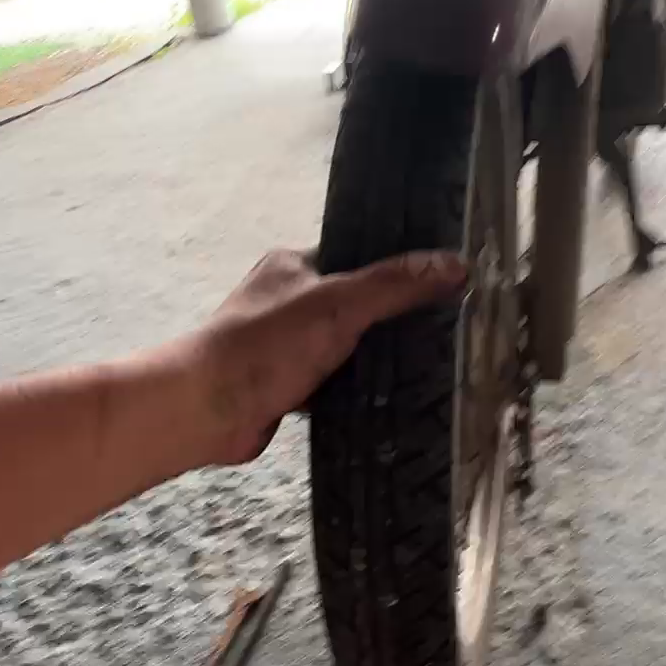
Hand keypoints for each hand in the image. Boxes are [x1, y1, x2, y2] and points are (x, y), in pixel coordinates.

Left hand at [190, 248, 466, 465]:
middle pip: (353, 303)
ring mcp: (284, 344)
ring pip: (343, 345)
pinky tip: (392, 397)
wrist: (209, 409)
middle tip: (442, 329)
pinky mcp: (286, 384)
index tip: (441, 284)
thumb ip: (395, 284)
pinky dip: (354, 388)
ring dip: (372, 356)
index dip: (395, 268)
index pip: (355, 256)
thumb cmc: (269, 344)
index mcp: (293, 265)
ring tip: (430, 364)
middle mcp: (287, 300)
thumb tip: (456, 264)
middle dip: (389, 318)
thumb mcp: (339, 303)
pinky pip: (332, 380)